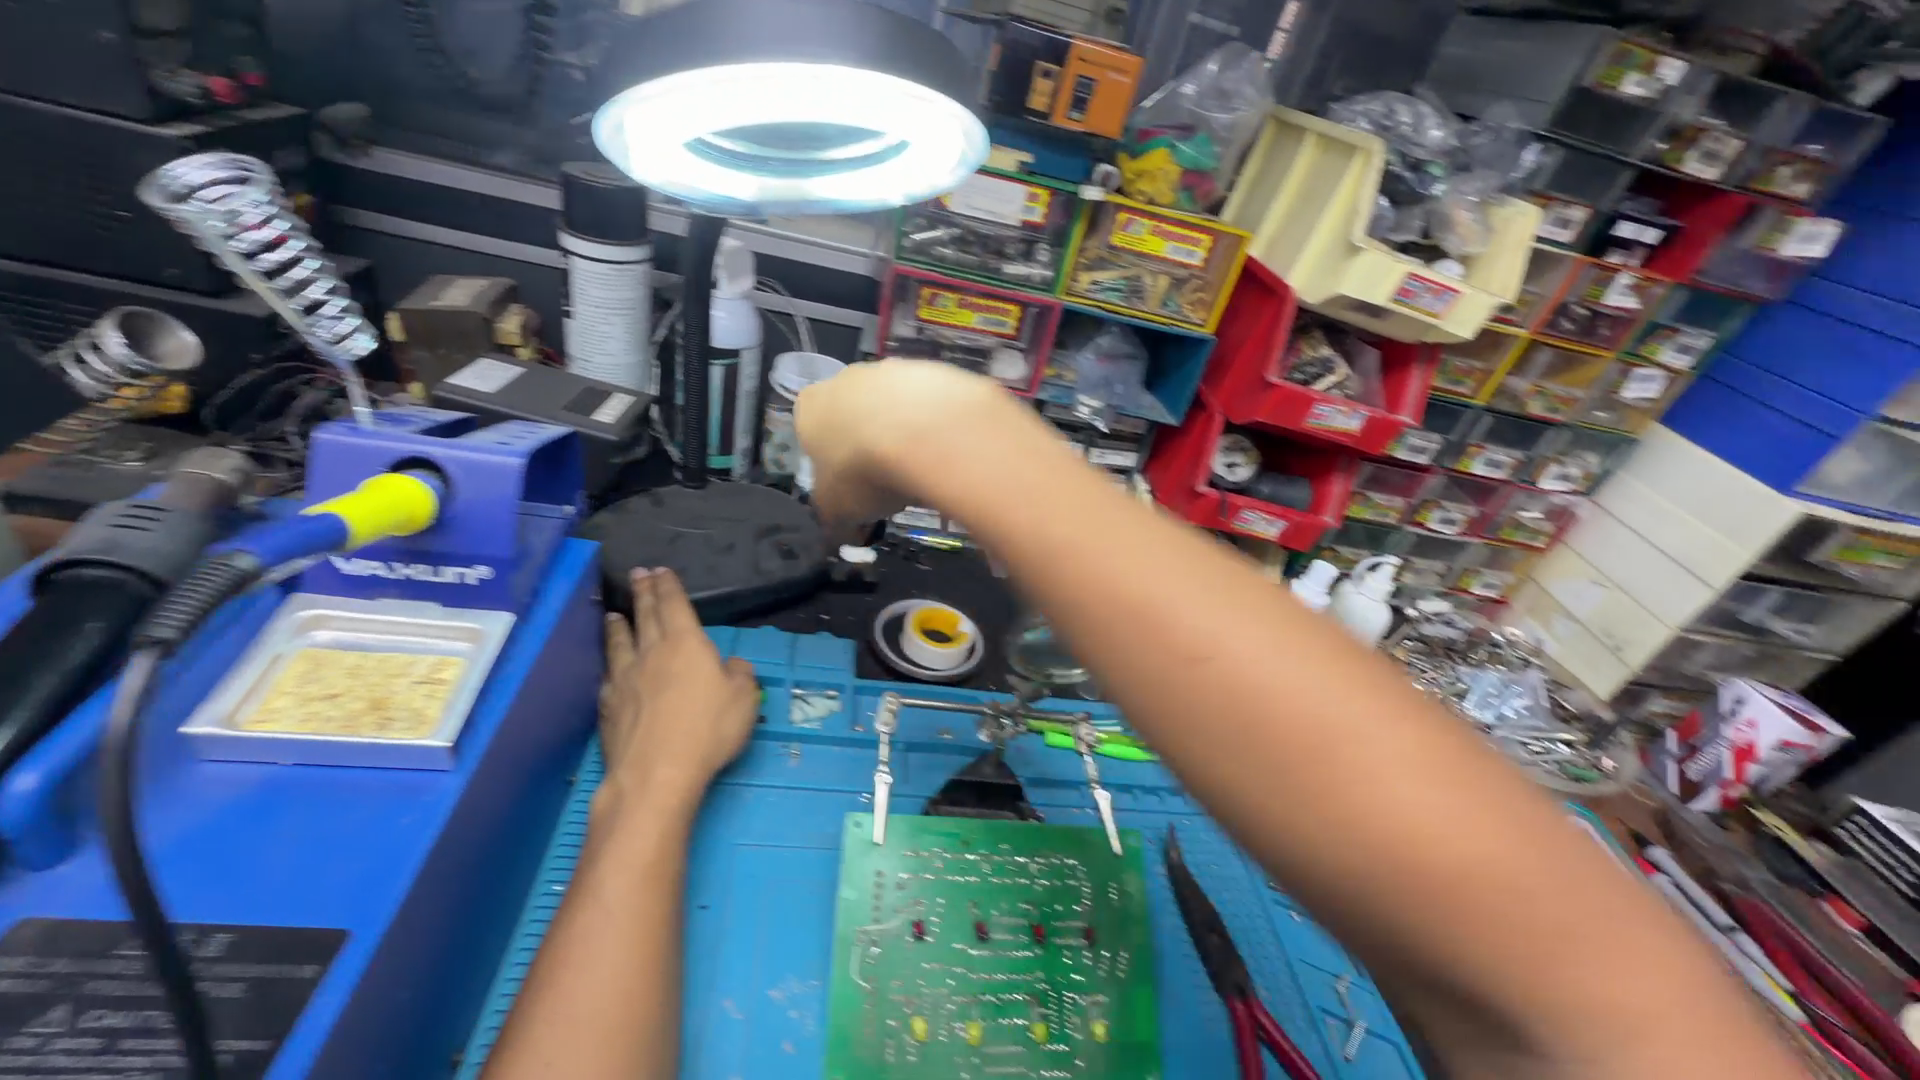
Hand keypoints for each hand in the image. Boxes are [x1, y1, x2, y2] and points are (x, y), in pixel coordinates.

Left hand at [597, 569, 758, 811]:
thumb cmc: (708, 729)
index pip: (674, 605)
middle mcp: (651, 652)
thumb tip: (732, 665)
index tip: (660, 570)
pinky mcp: (608, 704)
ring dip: (618, 624)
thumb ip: (740, 675)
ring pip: (620, 641)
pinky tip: (609, 664)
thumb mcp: (744, 699)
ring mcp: (625, 677)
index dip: (668, 586)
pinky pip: (609, 673)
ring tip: (613, 613)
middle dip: (643, 592)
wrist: (657, 771)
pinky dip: (609, 661)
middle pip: (645, 615)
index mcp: (686, 643)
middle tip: (637, 574)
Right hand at [793, 359, 1022, 525]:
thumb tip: (842, 529)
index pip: (812, 433)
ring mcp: (893, 369)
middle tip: (889, 483)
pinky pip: (933, 404)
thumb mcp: (836, 510)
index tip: (852, 487)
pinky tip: (947, 453)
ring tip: (924, 471)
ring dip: (906, 434)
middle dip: (870, 445)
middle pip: (855, 415)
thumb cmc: (862, 471)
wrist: (923, 432)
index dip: (832, 463)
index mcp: (810, 407)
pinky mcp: (935, 370)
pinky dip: (937, 427)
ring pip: (896, 407)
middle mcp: (846, 378)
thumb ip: (834, 516)